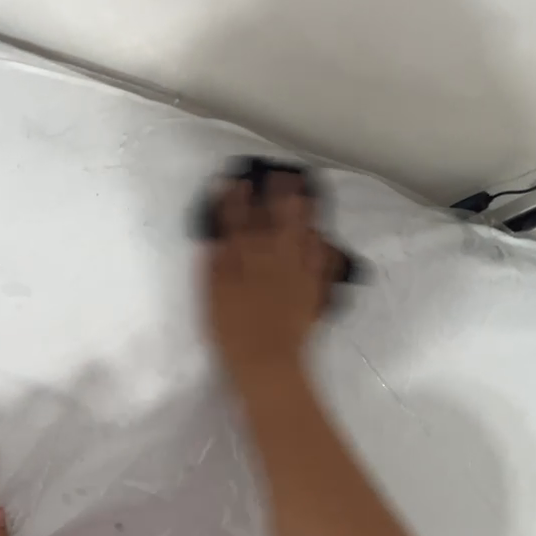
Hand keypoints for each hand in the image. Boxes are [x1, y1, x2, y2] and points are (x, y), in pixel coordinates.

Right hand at [204, 174, 341, 383]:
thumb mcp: (214, 296)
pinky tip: (320, 234)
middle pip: (275, 220)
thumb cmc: (232, 332)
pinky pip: (320, 259)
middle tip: (281, 172)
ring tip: (305, 190)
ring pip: (301, 233)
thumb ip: (216, 261)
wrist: (268, 362)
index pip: (238, 221)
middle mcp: (273, 258)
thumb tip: (218, 232)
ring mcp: (297, 272)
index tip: (236, 179)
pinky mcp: (313, 289)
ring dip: (302, 210)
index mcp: (244, 258)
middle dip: (277, 194)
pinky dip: (320, 242)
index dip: (236, 199)